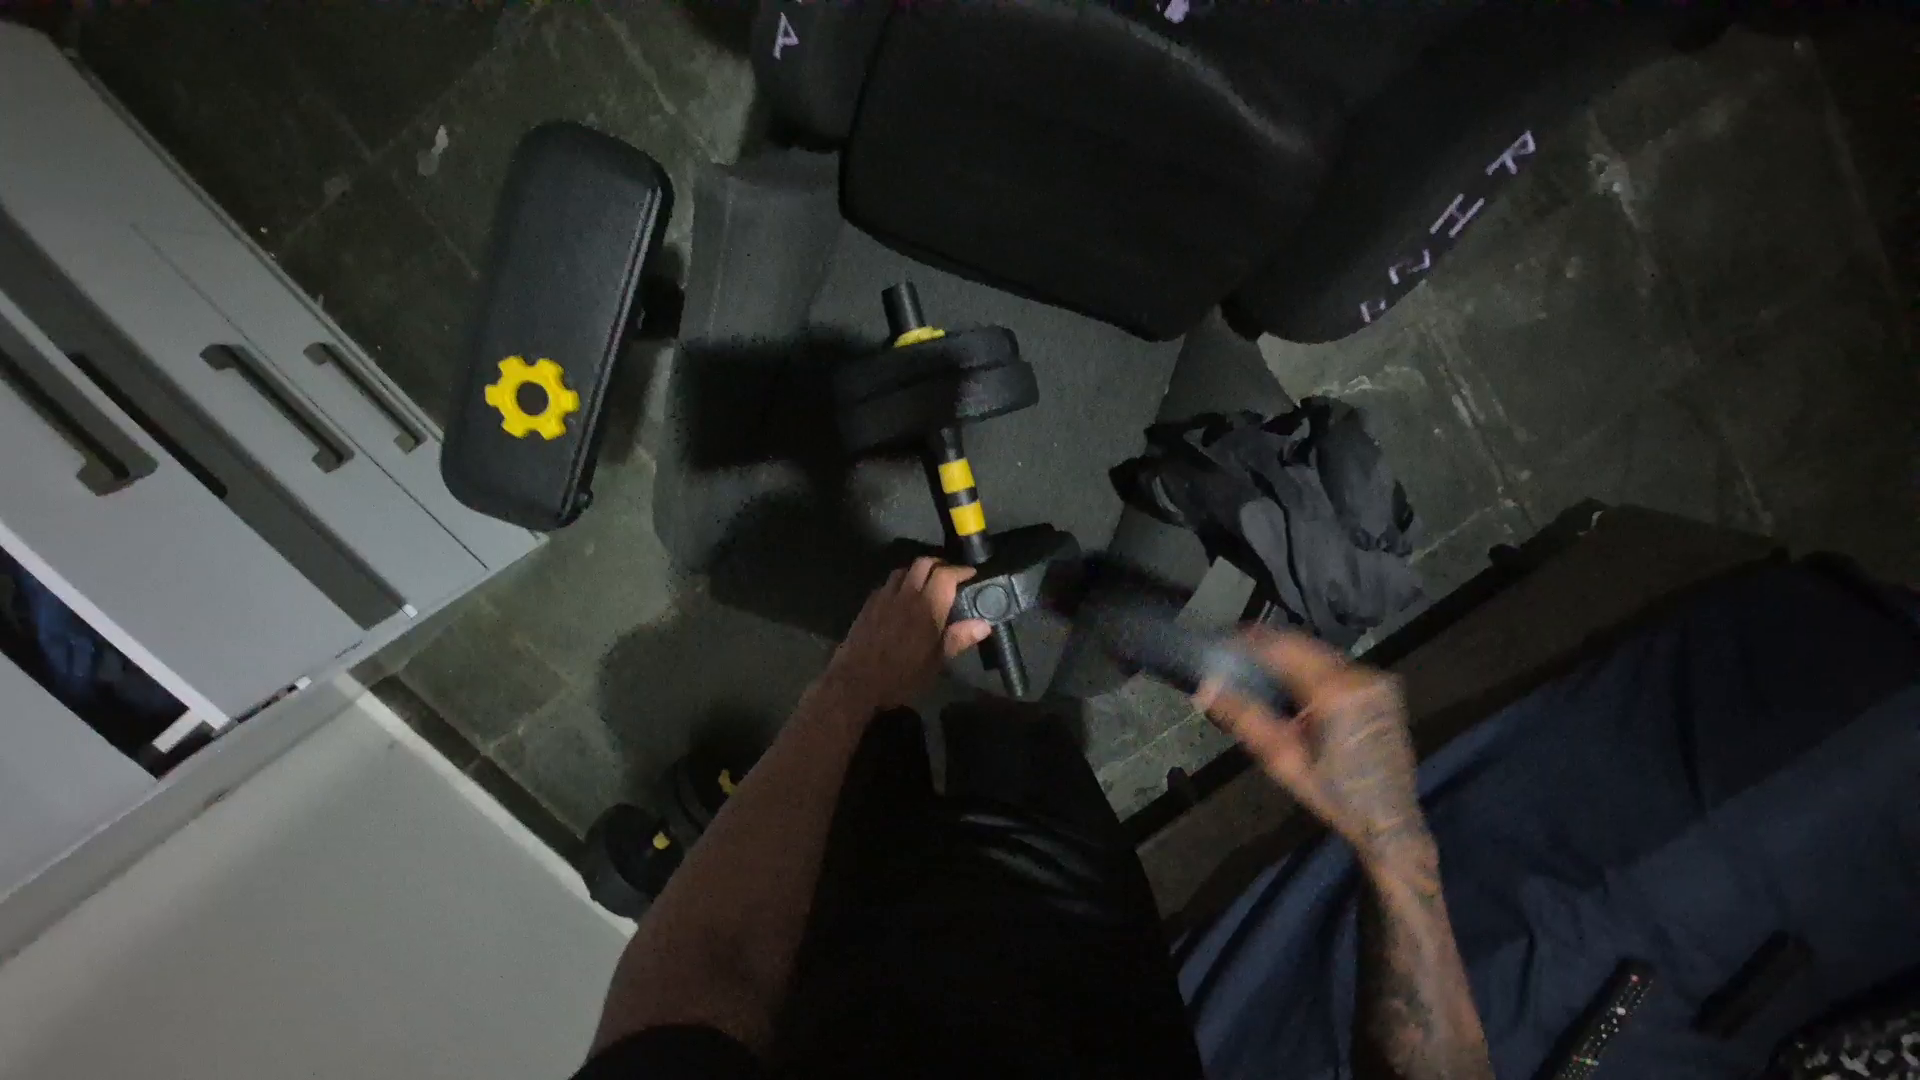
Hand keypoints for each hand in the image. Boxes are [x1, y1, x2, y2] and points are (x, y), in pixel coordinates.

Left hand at [819, 557, 992, 714]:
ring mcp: (884, 597)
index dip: (961, 570)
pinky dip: (900, 583)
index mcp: (927, 607)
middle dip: (940, 564)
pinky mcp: (869, 604)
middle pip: (924, 563)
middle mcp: (906, 595)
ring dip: (918, 571)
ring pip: (903, 570)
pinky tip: (902, 597)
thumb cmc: (900, 676)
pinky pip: (887, 583)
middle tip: (950, 576)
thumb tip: (984, 624)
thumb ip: (958, 638)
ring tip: (927, 584)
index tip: (971, 574)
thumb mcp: (935, 663)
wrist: (855, 682)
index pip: (946, 575)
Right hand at [1197, 627, 1425, 866]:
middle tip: (1235, 657)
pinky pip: (1336, 666)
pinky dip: (1309, 668)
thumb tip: (1205, 688)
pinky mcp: (1382, 690)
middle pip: (1302, 645)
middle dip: (1267, 647)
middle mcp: (1361, 676)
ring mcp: (1376, 681)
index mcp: (1336, 692)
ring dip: (1288, 656)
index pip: (1284, 648)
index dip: (1250, 641)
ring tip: (1257, 670)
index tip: (1222, 643)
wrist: (1388, 820)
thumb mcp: (1282, 759)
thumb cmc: (1333, 794)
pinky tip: (1291, 684)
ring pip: (1319, 652)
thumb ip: (1244, 717)